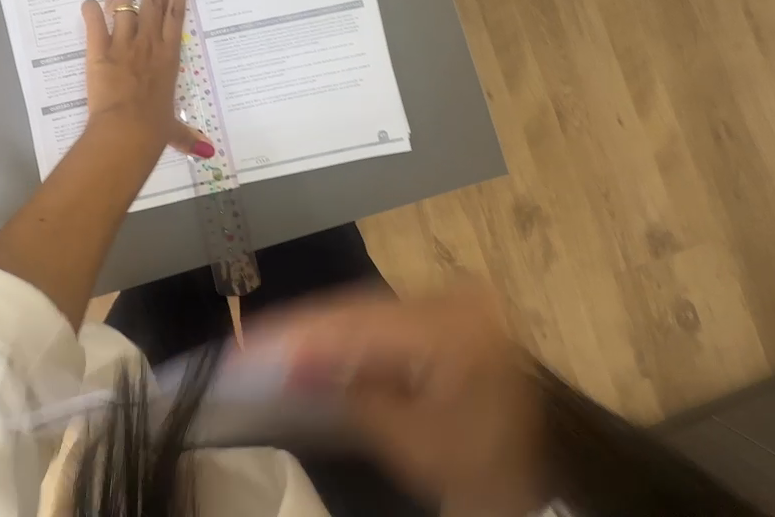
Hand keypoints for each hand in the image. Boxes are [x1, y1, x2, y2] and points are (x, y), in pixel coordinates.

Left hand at [77, 0, 212, 163]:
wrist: (127, 131)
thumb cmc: (153, 129)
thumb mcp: (172, 130)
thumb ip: (185, 135)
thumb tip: (206, 153)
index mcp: (170, 56)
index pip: (177, 14)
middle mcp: (150, 43)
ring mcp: (124, 44)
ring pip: (126, 8)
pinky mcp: (99, 50)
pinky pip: (94, 22)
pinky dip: (91, 11)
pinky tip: (90, 5)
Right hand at [250, 283, 547, 515]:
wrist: (528, 477)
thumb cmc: (475, 470)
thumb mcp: (409, 442)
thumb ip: (346, 393)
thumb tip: (284, 365)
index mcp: (455, 326)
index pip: (360, 323)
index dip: (299, 337)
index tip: (248, 349)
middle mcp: (453, 296)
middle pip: (358, 310)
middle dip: (300, 332)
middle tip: (246, 351)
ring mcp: (448, 298)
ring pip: (363, 309)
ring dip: (316, 332)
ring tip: (265, 350)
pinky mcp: (440, 307)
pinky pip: (379, 316)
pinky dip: (342, 334)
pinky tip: (307, 348)